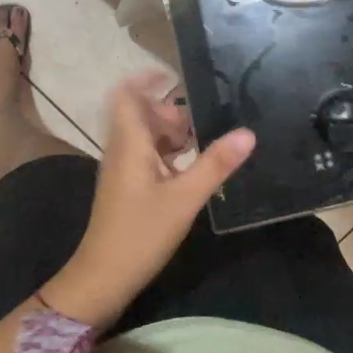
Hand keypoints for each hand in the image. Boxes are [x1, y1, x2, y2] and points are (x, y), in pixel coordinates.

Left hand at [42, 73, 255, 328]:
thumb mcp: (184, 199)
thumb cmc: (140, 234)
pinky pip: (147, 158)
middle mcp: (122, 150)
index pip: (126, 95)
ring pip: (146, 138)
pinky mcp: (127, 189)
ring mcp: (122, 170)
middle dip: (171, 111)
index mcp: (129, 143)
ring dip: (172, 135)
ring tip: (205, 143)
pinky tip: (193, 171)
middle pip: (141, 114)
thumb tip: (248, 133)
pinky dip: (168, 155)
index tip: (174, 76)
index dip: (145, 79)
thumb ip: (215, 165)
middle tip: (204, 122)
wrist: (104, 277)